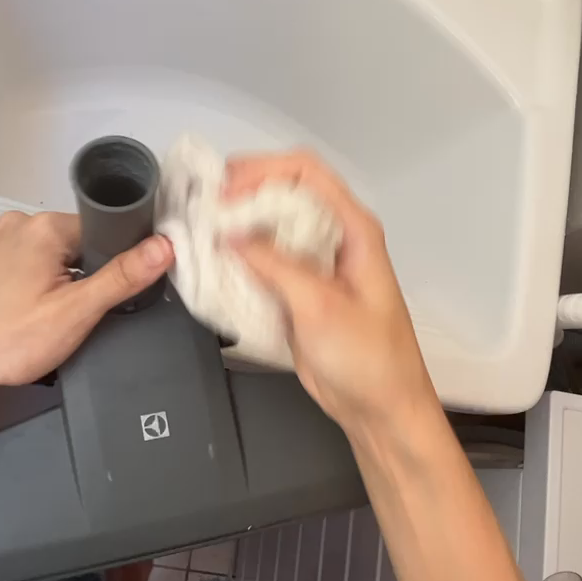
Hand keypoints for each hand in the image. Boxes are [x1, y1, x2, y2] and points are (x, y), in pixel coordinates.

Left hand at [0, 211, 172, 414]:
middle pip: (68, 243)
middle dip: (78, 275)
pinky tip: (13, 317)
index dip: (111, 264)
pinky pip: (10, 266)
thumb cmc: (7, 339)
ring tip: (40, 321)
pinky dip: (20, 286)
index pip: (99, 232)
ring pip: (38, 256)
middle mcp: (13, 223)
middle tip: (72, 317)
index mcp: (44, 227)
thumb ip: (122, 278)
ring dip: (48, 281)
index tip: (106, 296)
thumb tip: (165, 245)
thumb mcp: (75, 312)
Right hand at [227, 150, 440, 437]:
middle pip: (285, 192)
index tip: (224, 193)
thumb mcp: (320, 307)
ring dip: (237, 225)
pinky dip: (239, 257)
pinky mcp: (298, 290)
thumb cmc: (368, 359)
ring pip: (271, 226)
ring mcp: (315, 264)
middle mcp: (334, 238)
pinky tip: (216, 262)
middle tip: (204, 206)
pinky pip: (265, 261)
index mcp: (353, 229)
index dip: (261, 173)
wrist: (380, 407)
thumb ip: (276, 265)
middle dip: (243, 193)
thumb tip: (232, 234)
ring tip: (201, 229)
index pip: (306, 173)